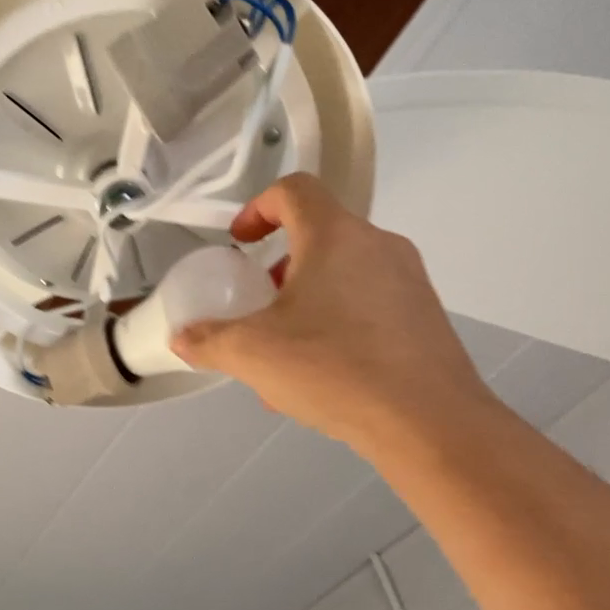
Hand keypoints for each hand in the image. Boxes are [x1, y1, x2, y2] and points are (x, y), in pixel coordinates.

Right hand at [171, 173, 503, 452]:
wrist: (426, 419)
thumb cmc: (333, 368)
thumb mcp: (253, 355)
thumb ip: (210, 341)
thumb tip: (182, 339)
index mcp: (335, 236)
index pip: (295, 190)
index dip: (259, 207)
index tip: (240, 242)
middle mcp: (378, 245)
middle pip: (321, 237)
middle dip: (281, 268)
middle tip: (258, 306)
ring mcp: (409, 281)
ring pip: (346, 277)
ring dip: (309, 302)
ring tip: (286, 354)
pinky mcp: (425, 318)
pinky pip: (370, 308)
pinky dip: (339, 326)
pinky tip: (324, 378)